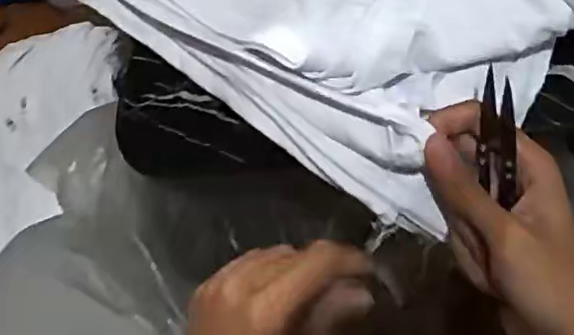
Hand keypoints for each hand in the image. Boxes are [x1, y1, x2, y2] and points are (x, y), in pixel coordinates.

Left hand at [188, 241, 374, 334]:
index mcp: (264, 307)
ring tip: (307, 292)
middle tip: (342, 286)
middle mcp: (240, 283)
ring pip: (274, 253)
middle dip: (322, 267)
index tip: (369, 268)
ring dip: (295, 267)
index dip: (349, 259)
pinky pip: (248, 261)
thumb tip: (362, 292)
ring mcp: (218, 282)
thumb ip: (327, 321)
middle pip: (297, 253)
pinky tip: (275, 292)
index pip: (318, 259)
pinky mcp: (204, 287)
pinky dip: (267, 271)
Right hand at [422, 102, 573, 334]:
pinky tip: (491, 277)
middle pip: (463, 160)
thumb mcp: (504, 235)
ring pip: (456, 199)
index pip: (481, 119)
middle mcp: (512, 174)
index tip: (420, 140)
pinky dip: (468, 252)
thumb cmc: (548, 281)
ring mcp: (499, 205)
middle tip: (476, 234)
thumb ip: (463, 188)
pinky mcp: (489, 232)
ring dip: (466, 235)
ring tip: (491, 264)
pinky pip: (460, 227)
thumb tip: (428, 138)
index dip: (450, 122)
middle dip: (460, 202)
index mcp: (528, 161)